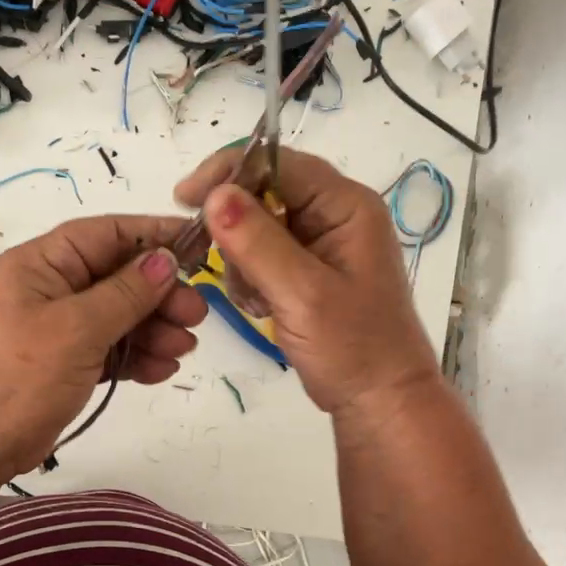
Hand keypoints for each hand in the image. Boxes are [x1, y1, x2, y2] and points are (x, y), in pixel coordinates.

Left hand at [0, 215, 207, 475]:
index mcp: (41, 264)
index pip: (105, 235)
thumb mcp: (78, 327)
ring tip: (183, 349)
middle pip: (117, 278)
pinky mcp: (66, 364)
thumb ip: (126, 293)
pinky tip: (162, 369)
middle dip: (160, 295)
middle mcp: (50, 289)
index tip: (197, 247)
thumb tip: (165, 260)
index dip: (152, 237)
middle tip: (196, 316)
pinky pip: (110, 350)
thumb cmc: (23, 376)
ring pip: (118, 317)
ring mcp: (58, 329)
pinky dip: (136, 357)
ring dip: (154, 330)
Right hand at [174, 147, 439, 414]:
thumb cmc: (353, 348)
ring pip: (257, 228)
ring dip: (242, 260)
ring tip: (256, 300)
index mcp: (346, 206)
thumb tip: (214, 196)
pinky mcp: (307, 274)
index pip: (280, 163)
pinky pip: (263, 258)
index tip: (185, 198)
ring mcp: (321, 246)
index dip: (230, 172)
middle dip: (234, 225)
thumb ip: (258, 243)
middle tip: (207, 258)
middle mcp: (334, 216)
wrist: (379, 401)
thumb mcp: (302, 294)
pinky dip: (250, 279)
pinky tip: (261, 308)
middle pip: (265, 193)